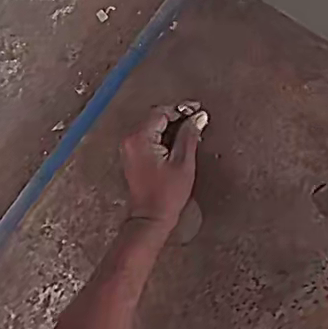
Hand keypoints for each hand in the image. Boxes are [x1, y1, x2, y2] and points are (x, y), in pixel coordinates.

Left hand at [120, 102, 204, 225]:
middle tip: (196, 119)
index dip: (181, 110)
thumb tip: (198, 116)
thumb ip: (189, 135)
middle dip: (176, 117)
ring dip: (171, 126)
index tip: (197, 110)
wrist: (150, 218)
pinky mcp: (133, 156)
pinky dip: (163, 136)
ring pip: (152, 126)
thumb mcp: (183, 162)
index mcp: (140, 138)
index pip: (161, 113)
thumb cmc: (167, 194)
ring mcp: (129, 148)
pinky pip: (149, 137)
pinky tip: (178, 141)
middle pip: (155, 117)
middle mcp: (130, 140)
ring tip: (190, 130)